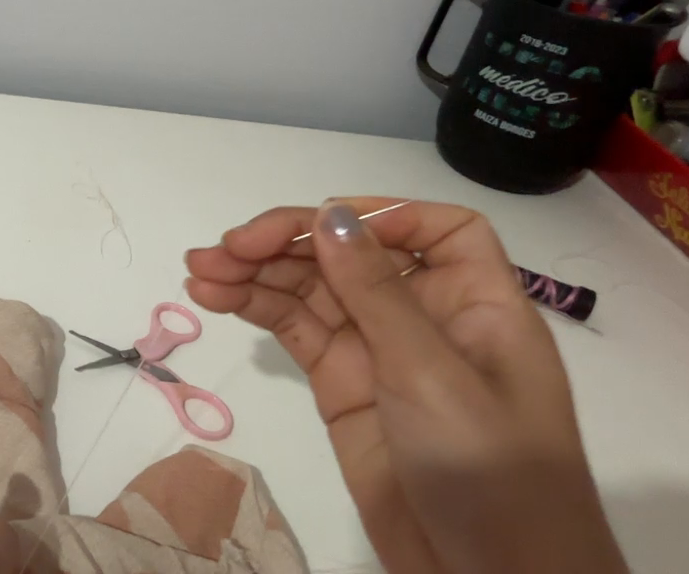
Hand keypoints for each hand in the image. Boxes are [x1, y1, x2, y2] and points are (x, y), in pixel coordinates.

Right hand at [184, 199, 626, 573]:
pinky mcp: (338, 379)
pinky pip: (290, 325)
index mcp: (474, 304)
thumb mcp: (432, 375)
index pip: (435, 230)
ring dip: (253, 271)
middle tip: (227, 248)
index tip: (318, 225)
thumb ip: (376, 291)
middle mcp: (423, 315)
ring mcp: (375, 347)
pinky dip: (250, 305)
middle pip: (348, 251)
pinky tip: (210, 296)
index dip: (380, 215)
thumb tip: (329, 214)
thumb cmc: (490, 474)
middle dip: (287, 241)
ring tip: (198, 269)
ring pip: (308, 285)